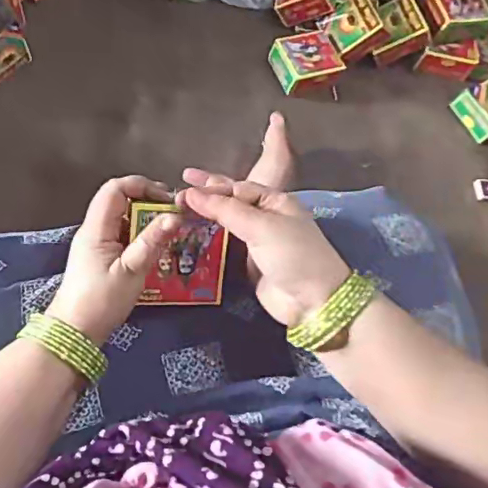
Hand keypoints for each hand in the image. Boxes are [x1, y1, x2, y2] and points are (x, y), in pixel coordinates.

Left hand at [45, 175, 181, 342]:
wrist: (75, 331)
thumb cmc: (101, 301)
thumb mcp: (132, 271)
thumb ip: (152, 241)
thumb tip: (175, 216)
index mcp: (96, 229)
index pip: (115, 188)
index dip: (141, 185)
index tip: (166, 198)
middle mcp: (93, 230)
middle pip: (119, 200)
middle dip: (147, 201)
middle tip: (172, 214)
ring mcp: (95, 244)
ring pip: (122, 218)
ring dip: (145, 219)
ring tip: (169, 230)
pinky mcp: (100, 257)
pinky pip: (121, 235)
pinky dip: (139, 235)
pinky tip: (155, 247)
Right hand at [178, 113, 351, 326]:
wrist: (312, 301)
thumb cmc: (293, 255)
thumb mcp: (261, 226)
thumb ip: (225, 210)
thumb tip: (191, 193)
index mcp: (274, 201)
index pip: (236, 188)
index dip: (211, 187)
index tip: (184, 186)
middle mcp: (265, 217)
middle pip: (230, 203)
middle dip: (204, 198)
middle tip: (176, 196)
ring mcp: (256, 241)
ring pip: (224, 223)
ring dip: (203, 218)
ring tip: (177, 213)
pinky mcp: (248, 263)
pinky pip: (224, 245)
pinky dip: (207, 239)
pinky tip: (190, 236)